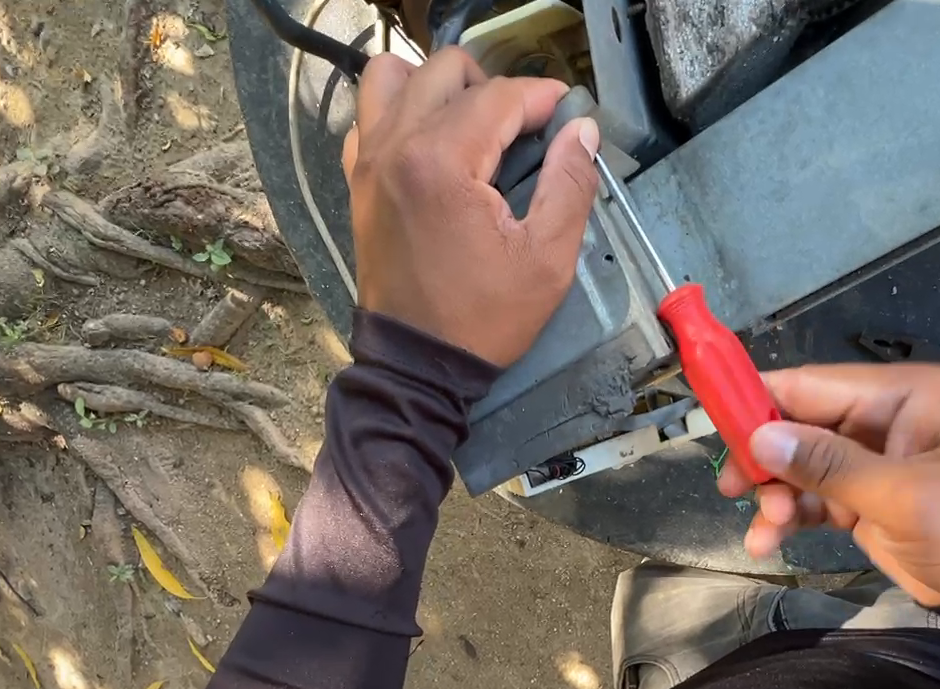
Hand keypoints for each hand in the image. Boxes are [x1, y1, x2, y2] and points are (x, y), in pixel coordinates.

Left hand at [342, 48, 601, 366]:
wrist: (417, 365)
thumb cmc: (483, 320)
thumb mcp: (546, 262)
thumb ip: (570, 187)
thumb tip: (582, 131)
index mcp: (443, 161)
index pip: (500, 96)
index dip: (542, 98)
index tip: (567, 115)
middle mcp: (396, 145)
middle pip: (448, 72)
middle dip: (496, 88)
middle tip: (524, 130)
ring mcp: (368, 161)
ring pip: (396, 77)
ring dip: (439, 86)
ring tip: (471, 125)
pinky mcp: (357, 182)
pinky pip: (369, 116)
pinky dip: (400, 111)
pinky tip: (430, 144)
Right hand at [716, 364, 939, 607]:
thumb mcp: (906, 496)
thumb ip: (828, 464)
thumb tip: (759, 436)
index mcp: (903, 397)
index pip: (814, 385)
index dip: (760, 399)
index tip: (712, 421)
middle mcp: (883, 421)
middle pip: (800, 427)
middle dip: (763, 459)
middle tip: (733, 490)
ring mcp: (873, 463)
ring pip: (800, 468)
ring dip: (774, 498)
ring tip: (762, 532)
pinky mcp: (868, 501)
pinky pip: (813, 500)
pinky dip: (789, 519)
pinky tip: (768, 544)